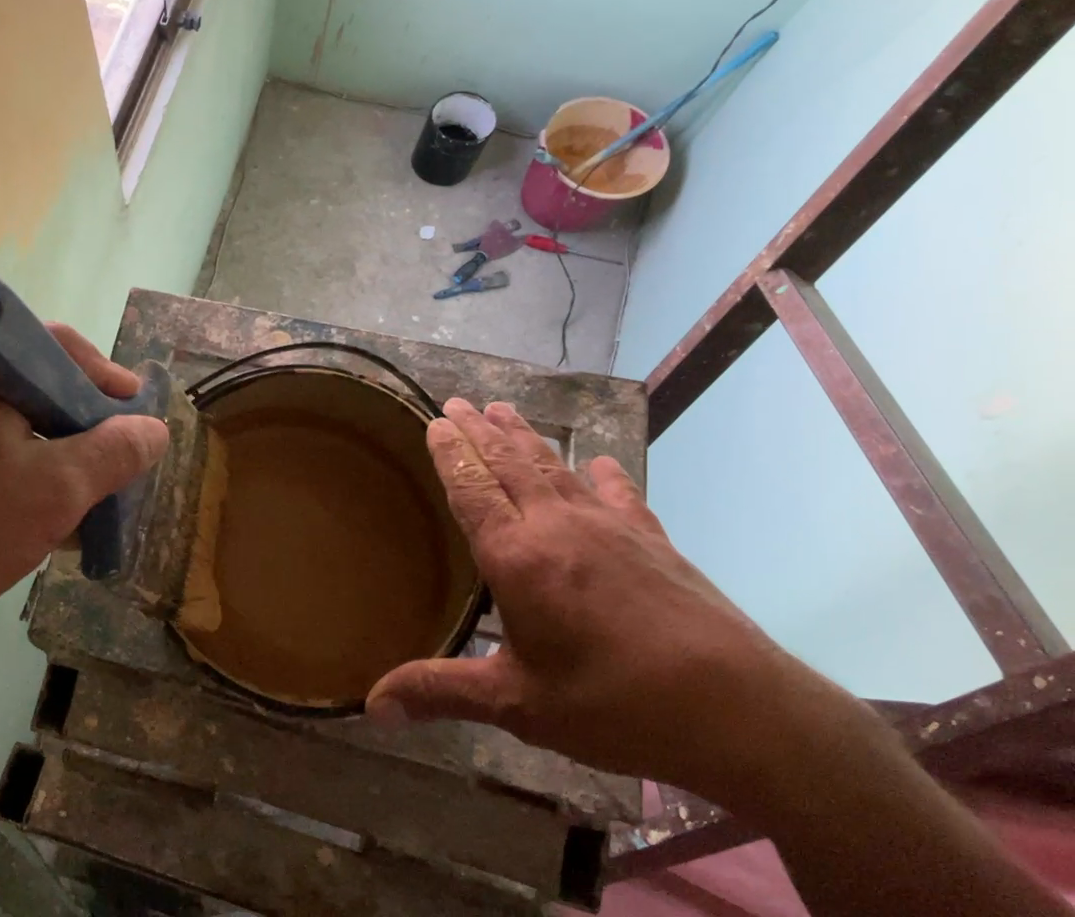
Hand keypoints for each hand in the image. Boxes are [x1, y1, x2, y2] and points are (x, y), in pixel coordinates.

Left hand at [0, 324, 168, 647]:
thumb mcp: (54, 493)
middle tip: (104, 466)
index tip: (131, 413)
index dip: (101, 376)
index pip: (52, 346)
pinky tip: (19, 517)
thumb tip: (151, 429)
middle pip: (24, 385)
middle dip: (72, 425)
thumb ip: (112, 454)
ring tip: (69, 502)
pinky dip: (2, 470)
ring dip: (39, 454)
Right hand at [366, 400, 866, 799]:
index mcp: (517, 558)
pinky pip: (619, 494)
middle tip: (459, 401)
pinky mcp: (655, 542)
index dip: (452, 453)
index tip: (436, 420)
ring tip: (505, 410)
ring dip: (526, 438)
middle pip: (511, 465)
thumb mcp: (518, 705)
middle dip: (482, 432)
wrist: (741, 711)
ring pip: (557, 469)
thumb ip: (441, 692)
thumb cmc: (615, 705)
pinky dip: (602, 474)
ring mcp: (612, 530)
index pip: (473, 489)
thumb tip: (372, 708)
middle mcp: (559, 528)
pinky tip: (600, 462)